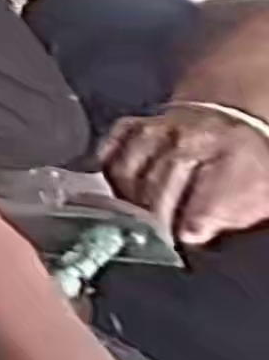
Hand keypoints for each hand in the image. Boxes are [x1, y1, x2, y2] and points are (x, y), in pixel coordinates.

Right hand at [100, 106, 268, 245]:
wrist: (235, 120)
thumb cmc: (254, 163)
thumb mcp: (266, 191)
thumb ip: (240, 213)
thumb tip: (197, 235)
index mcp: (236, 158)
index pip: (206, 196)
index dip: (193, 221)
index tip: (183, 239)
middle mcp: (189, 141)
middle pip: (159, 184)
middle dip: (154, 212)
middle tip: (152, 232)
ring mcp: (152, 131)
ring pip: (126, 171)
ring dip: (128, 196)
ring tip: (133, 215)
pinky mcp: (127, 126)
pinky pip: (106, 153)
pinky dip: (108, 173)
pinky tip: (116, 188)